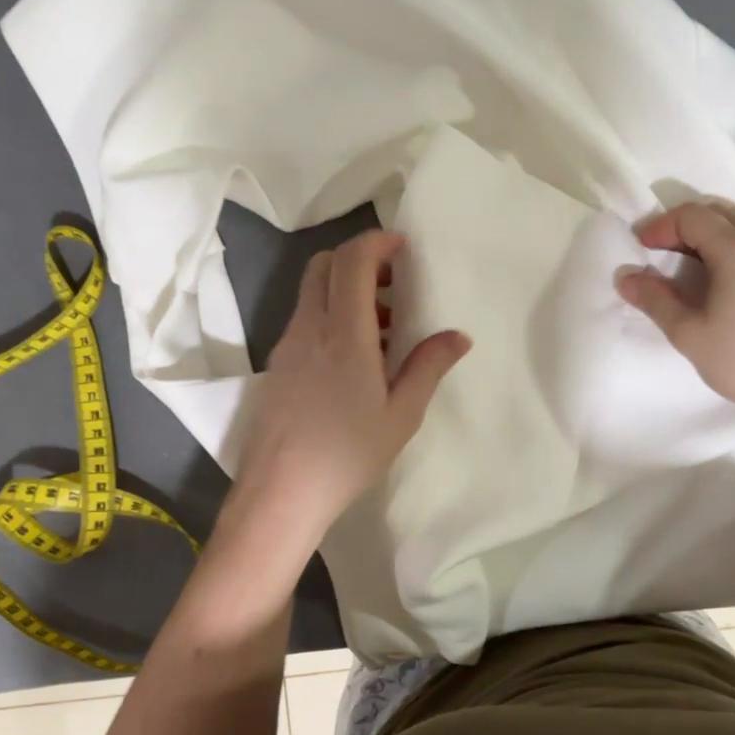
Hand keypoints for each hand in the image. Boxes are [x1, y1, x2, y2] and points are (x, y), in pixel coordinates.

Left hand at [234, 230, 470, 539]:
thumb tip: (458, 336)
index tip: (404, 248)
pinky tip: (354, 358)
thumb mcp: (401, 415)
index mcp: (344, 334)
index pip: (352, 261)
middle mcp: (309, 329)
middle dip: (360, 259)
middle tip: (394, 284)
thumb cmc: (348, 454)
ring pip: (312, 293)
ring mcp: (287, 346)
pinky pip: (305, 320)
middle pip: (324, 265)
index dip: (378, 242)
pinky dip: (330, 316)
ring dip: (345, 290)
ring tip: (382, 327)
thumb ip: (428, 367)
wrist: (281, 491)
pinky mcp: (277, 366)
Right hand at [617, 200, 734, 427]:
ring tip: (691, 255)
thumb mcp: (688, 334)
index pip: (693, 217)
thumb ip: (654, 299)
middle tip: (659, 251)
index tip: (641, 246)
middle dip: (684, 226)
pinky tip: (727, 264)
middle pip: (719, 212)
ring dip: (714, 227)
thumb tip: (625, 278)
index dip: (661, 226)